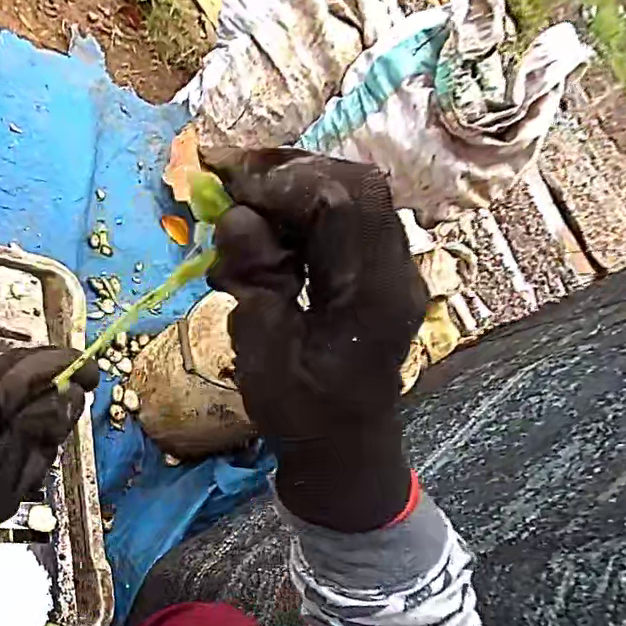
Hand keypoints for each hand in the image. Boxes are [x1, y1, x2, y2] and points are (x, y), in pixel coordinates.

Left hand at [0, 347, 96, 598]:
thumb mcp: (11, 472)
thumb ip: (43, 426)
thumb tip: (70, 395)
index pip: (36, 361)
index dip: (70, 366)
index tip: (92, 377)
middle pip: (12, 366)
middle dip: (44, 384)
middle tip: (67, 411)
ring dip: (17, 397)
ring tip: (33, 432)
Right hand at [204, 148, 426, 531]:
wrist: (344, 450)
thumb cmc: (304, 418)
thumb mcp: (265, 368)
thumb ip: (254, 292)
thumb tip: (237, 221)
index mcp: (374, 296)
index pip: (344, 201)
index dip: (285, 182)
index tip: (232, 192)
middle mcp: (394, 270)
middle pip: (353, 184)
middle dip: (288, 175)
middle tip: (232, 182)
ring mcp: (389, 268)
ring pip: (348, 195)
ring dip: (291, 193)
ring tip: (244, 212)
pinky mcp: (373, 272)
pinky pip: (342, 222)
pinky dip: (299, 216)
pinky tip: (266, 237)